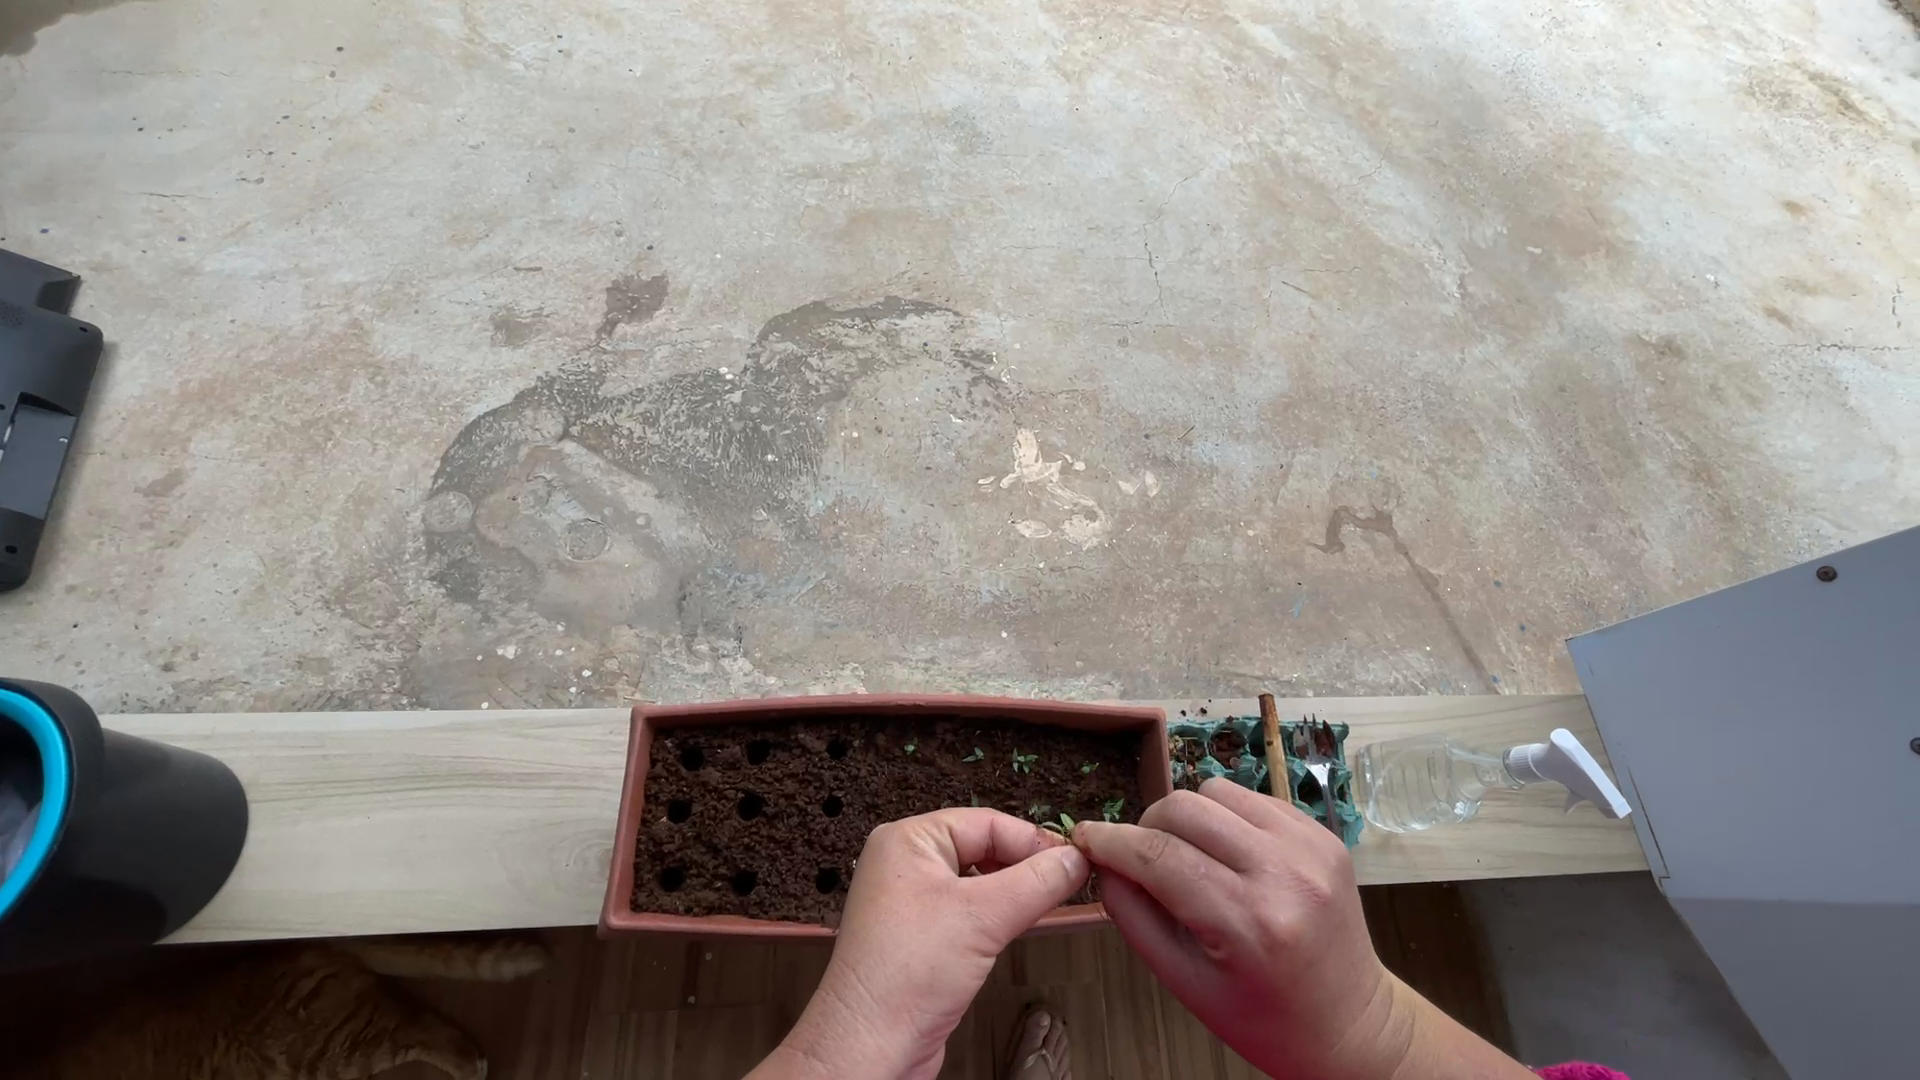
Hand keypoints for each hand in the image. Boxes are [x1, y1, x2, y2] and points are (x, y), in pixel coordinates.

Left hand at [754, 808, 1090, 1079]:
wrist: (868, 1052)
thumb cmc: (910, 972)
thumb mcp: (982, 917)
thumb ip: (1036, 882)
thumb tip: (1077, 858)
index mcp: (909, 839)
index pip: (984, 823)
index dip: (1031, 840)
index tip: (1076, 859)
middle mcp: (906, 862)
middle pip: (982, 847)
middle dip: (1024, 864)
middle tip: (1070, 880)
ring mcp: (911, 901)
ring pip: (978, 881)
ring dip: (1014, 890)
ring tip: (1052, 899)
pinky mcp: (920, 937)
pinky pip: (968, 910)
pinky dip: (997, 914)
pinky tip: (1020, 923)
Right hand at [1075, 779, 1435, 1079]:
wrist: (1352, 1025)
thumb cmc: (1261, 1018)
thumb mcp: (1182, 983)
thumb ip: (1132, 914)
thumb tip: (1102, 859)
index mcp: (1247, 922)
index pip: (1157, 855)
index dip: (1110, 840)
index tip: (1083, 837)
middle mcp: (1283, 872)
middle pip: (1182, 807)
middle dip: (1147, 827)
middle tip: (1143, 859)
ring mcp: (1309, 845)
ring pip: (1213, 790)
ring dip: (1187, 817)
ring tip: (1192, 857)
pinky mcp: (1321, 833)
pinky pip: (1248, 797)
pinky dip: (1224, 817)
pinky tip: (1230, 854)